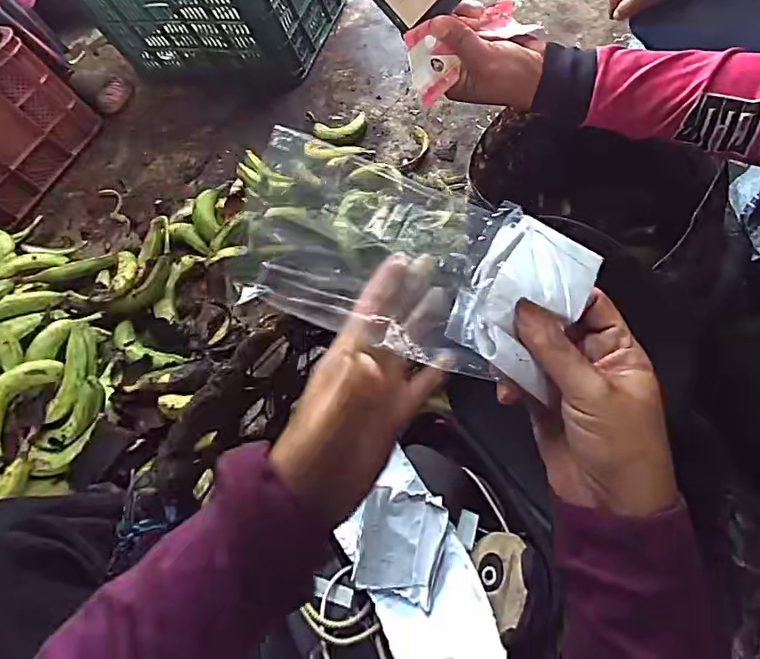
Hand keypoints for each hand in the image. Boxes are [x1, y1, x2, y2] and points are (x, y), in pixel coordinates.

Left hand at [271, 256, 446, 525]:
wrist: (310, 498)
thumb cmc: (310, 458)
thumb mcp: (326, 424)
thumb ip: (348, 394)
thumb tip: (369, 362)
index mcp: (345, 362)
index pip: (368, 314)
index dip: (383, 286)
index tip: (399, 260)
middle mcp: (366, 369)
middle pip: (392, 322)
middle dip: (408, 292)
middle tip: (429, 264)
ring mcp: (381, 391)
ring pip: (407, 348)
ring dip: (424, 322)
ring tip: (443, 296)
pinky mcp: (393, 415)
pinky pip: (418, 387)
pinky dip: (434, 372)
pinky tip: (449, 358)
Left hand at [410, 14, 545, 109]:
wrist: (544, 72)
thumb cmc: (515, 79)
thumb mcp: (483, 59)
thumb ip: (459, 40)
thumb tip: (436, 24)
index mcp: (450, 79)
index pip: (427, 54)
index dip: (429, 35)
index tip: (434, 18)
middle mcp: (456, 65)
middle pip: (441, 35)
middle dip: (452, 21)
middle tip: (464, 14)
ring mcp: (468, 50)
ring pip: (456, 24)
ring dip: (467, 16)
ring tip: (481, 15)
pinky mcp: (481, 38)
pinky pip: (472, 21)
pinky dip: (479, 16)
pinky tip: (487, 15)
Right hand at [500, 291, 677, 516]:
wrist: (609, 511)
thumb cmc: (624, 451)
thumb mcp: (592, 392)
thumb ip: (555, 349)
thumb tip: (526, 309)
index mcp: (617, 350)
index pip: (591, 305)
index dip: (563, 291)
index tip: (531, 279)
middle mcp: (590, 360)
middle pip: (555, 324)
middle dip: (529, 319)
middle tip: (501, 310)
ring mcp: (565, 381)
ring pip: (533, 349)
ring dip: (514, 350)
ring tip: (498, 350)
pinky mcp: (543, 401)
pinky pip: (520, 377)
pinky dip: (508, 380)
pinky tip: (506, 391)